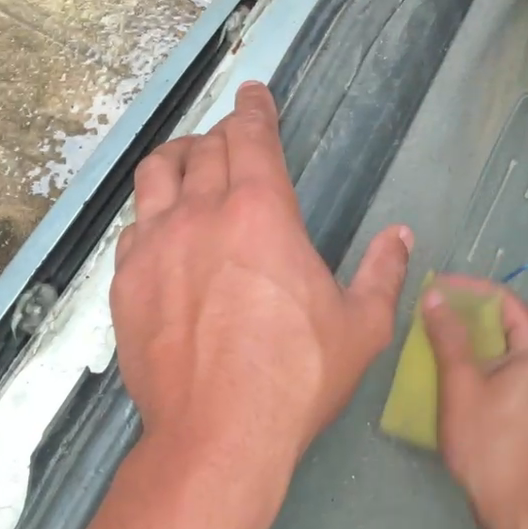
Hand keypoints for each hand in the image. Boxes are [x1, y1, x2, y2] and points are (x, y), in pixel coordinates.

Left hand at [111, 82, 412, 485]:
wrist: (218, 436)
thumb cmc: (299, 375)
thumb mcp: (362, 326)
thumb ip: (383, 272)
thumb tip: (401, 236)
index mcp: (261, 213)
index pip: (251, 137)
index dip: (254, 109)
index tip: (253, 92)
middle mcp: (201, 214)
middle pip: (204, 149)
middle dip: (222, 134)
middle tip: (234, 138)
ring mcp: (155, 247)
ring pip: (157, 174)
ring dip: (179, 159)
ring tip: (192, 165)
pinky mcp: (126, 283)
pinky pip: (135, 226)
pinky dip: (153, 214)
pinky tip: (165, 232)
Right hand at [422, 275, 527, 528]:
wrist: (515, 507)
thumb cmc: (488, 444)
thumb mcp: (461, 385)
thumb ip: (448, 336)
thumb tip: (435, 294)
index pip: (502, 297)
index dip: (465, 288)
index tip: (431, 285)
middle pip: (506, 317)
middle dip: (467, 310)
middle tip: (428, 307)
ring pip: (506, 340)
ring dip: (472, 334)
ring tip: (434, 331)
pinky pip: (510, 361)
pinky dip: (483, 356)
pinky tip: (454, 362)